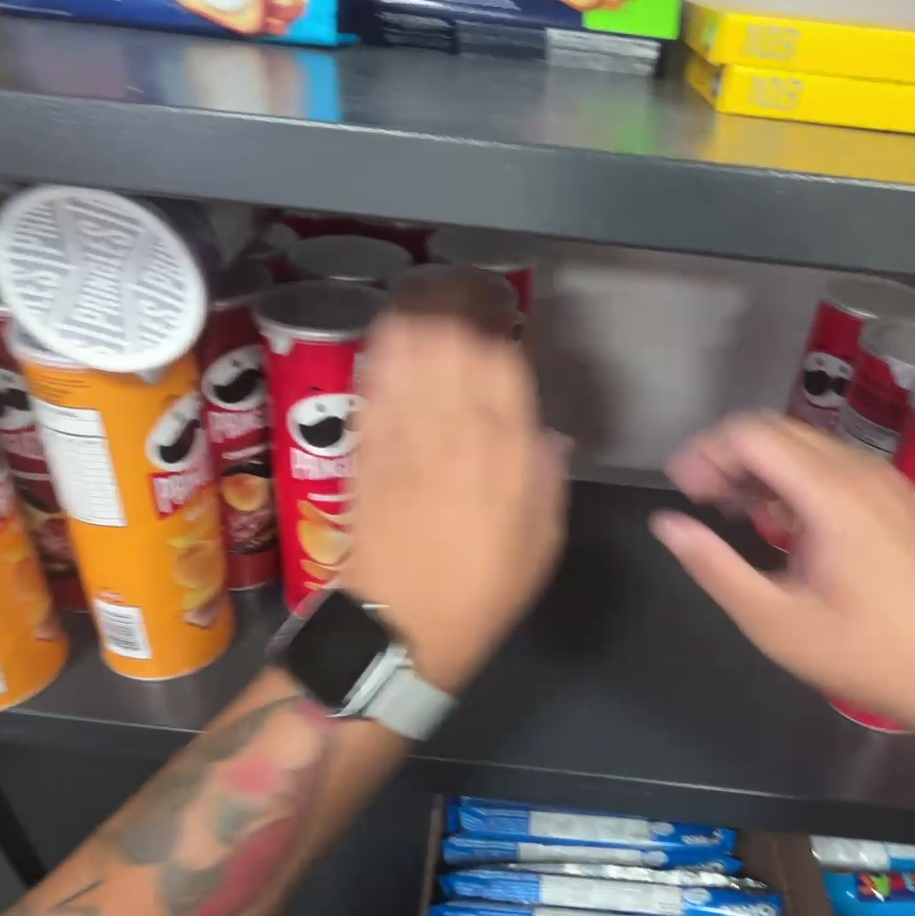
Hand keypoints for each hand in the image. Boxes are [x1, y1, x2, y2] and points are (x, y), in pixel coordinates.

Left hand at [345, 316, 567, 693]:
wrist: (401, 627)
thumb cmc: (484, 588)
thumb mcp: (542, 540)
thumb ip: (547, 478)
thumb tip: (549, 435)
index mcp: (505, 448)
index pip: (503, 362)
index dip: (501, 328)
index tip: (500, 312)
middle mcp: (454, 427)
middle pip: (452, 342)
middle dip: (456, 305)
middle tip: (461, 288)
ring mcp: (403, 434)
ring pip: (409, 354)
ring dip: (417, 317)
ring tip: (424, 295)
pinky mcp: (365, 449)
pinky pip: (374, 385)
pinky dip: (381, 352)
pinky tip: (387, 332)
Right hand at [651, 415, 914, 731]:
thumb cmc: (870, 655)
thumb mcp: (776, 621)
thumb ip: (715, 567)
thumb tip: (666, 524)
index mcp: (831, 493)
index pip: (752, 435)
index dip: (706, 452)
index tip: (680, 488)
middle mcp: (861, 472)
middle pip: (778, 432)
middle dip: (728, 456)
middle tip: (700, 499)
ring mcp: (887, 484)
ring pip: (807, 448)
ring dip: (761, 467)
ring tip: (731, 511)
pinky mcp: (900, 502)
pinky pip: (834, 468)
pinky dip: (794, 480)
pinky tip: (783, 525)